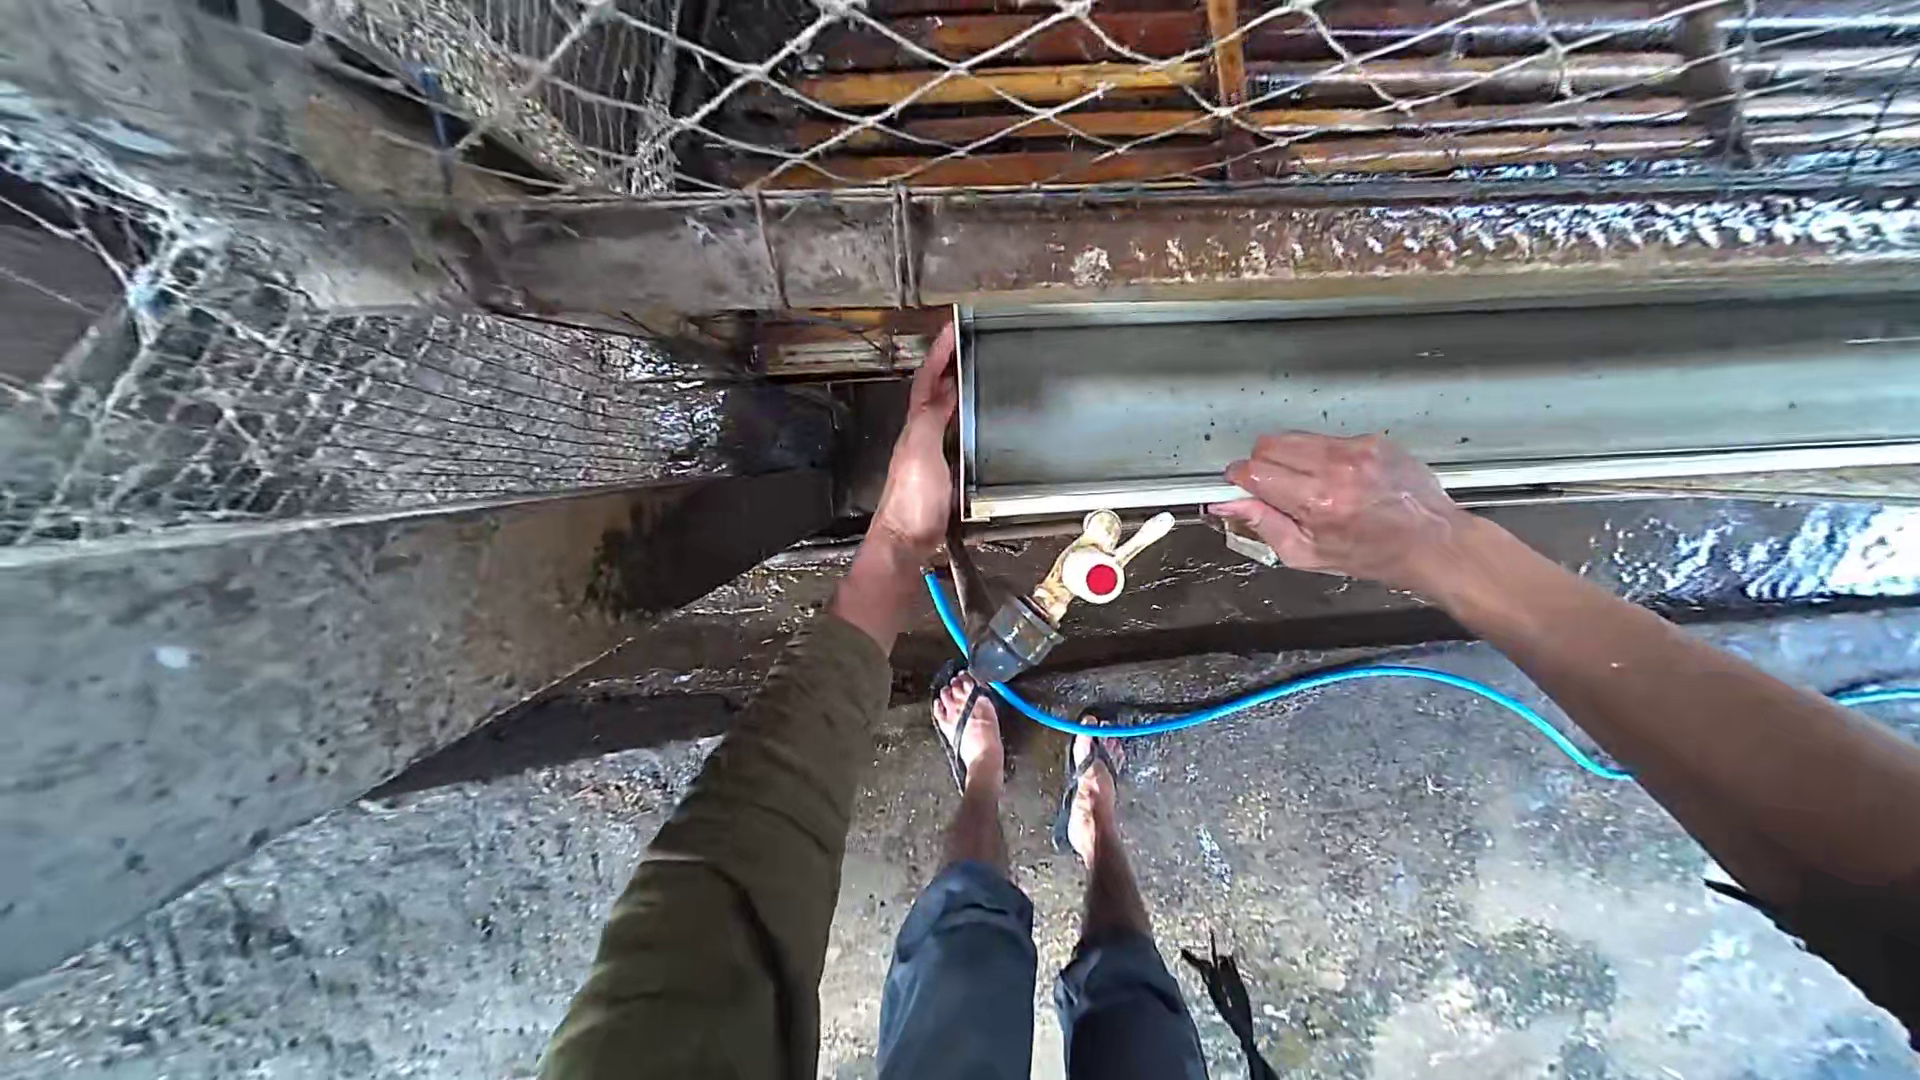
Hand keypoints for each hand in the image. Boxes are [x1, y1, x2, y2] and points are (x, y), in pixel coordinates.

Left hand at [869, 323, 958, 558]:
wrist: (908, 540)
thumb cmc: (912, 501)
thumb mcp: (921, 451)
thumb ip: (930, 418)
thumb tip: (944, 389)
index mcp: (915, 426)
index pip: (926, 380)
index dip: (938, 353)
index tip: (952, 328)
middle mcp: (921, 436)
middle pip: (934, 393)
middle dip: (948, 367)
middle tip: (967, 346)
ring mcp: (932, 455)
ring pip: (944, 414)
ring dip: (957, 392)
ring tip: (975, 375)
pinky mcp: (944, 475)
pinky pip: (954, 438)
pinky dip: (965, 423)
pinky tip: (977, 426)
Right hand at [1208, 432, 1471, 591]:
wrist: (1431, 542)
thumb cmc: (1369, 555)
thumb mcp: (1305, 553)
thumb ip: (1261, 523)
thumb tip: (1225, 503)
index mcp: (1317, 501)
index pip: (1253, 471)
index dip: (1238, 479)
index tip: (1239, 486)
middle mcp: (1336, 468)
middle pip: (1267, 446)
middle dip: (1260, 465)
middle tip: (1273, 488)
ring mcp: (1357, 450)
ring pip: (1292, 437)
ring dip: (1286, 458)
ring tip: (1305, 482)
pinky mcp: (1372, 441)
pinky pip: (1324, 439)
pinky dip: (1318, 455)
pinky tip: (1335, 477)